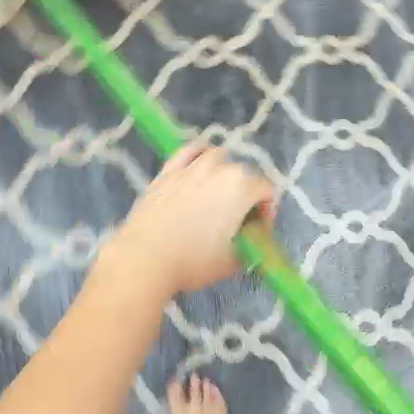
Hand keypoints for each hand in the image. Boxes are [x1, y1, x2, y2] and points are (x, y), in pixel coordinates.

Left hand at [100, 143, 276, 298]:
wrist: (146, 256)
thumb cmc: (194, 261)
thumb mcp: (232, 262)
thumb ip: (249, 248)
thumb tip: (250, 245)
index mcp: (241, 188)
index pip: (266, 190)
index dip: (267, 210)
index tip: (258, 231)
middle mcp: (219, 169)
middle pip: (243, 173)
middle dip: (246, 193)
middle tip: (237, 218)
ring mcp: (191, 167)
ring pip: (217, 156)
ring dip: (223, 170)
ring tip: (218, 190)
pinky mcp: (167, 170)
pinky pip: (188, 151)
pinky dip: (197, 154)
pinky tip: (197, 164)